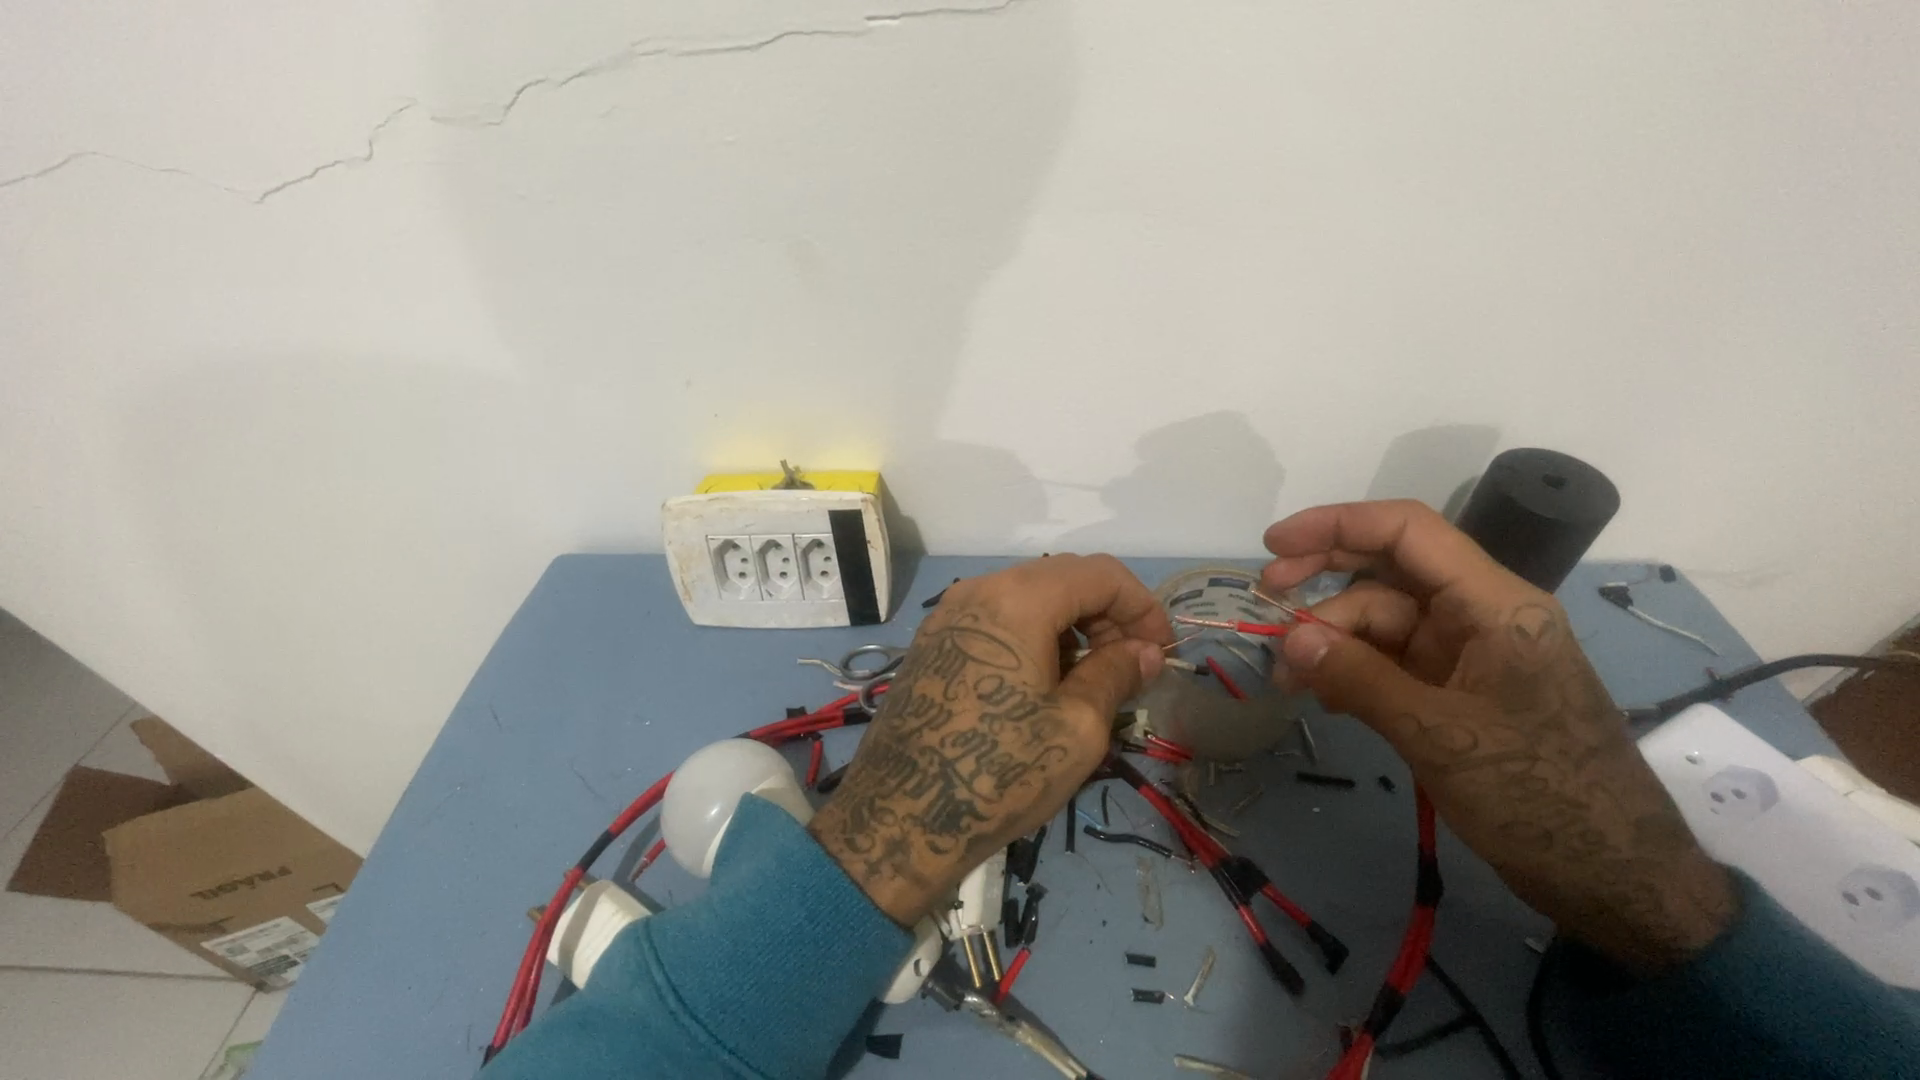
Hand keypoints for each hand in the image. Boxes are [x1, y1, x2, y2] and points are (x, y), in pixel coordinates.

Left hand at [809, 555, 1173, 925]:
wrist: (900, 815)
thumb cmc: (998, 772)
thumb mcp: (1075, 728)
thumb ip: (1116, 674)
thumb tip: (1145, 651)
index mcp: (1017, 599)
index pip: (1101, 574)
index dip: (1142, 606)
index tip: (1160, 652)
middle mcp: (979, 591)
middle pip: (1063, 578)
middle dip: (1108, 615)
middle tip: (1130, 667)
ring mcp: (949, 614)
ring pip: (1029, 596)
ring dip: (1072, 627)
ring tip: (1090, 680)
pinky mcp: (934, 641)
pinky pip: (997, 618)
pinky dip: (1034, 636)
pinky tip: (1043, 683)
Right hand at [1262, 500, 1735, 973]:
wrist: (1611, 878)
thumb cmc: (1537, 795)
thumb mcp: (1439, 735)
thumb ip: (1360, 678)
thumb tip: (1288, 640)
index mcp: (1493, 604)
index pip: (1408, 532)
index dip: (1337, 526)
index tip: (1274, 545)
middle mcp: (1477, 615)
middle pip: (1387, 569)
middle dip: (1323, 578)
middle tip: (1266, 597)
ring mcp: (1463, 654)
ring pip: (1379, 621)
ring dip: (1329, 642)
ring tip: (1289, 681)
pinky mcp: (1452, 690)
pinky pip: (1387, 661)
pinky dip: (1350, 671)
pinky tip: (1323, 697)